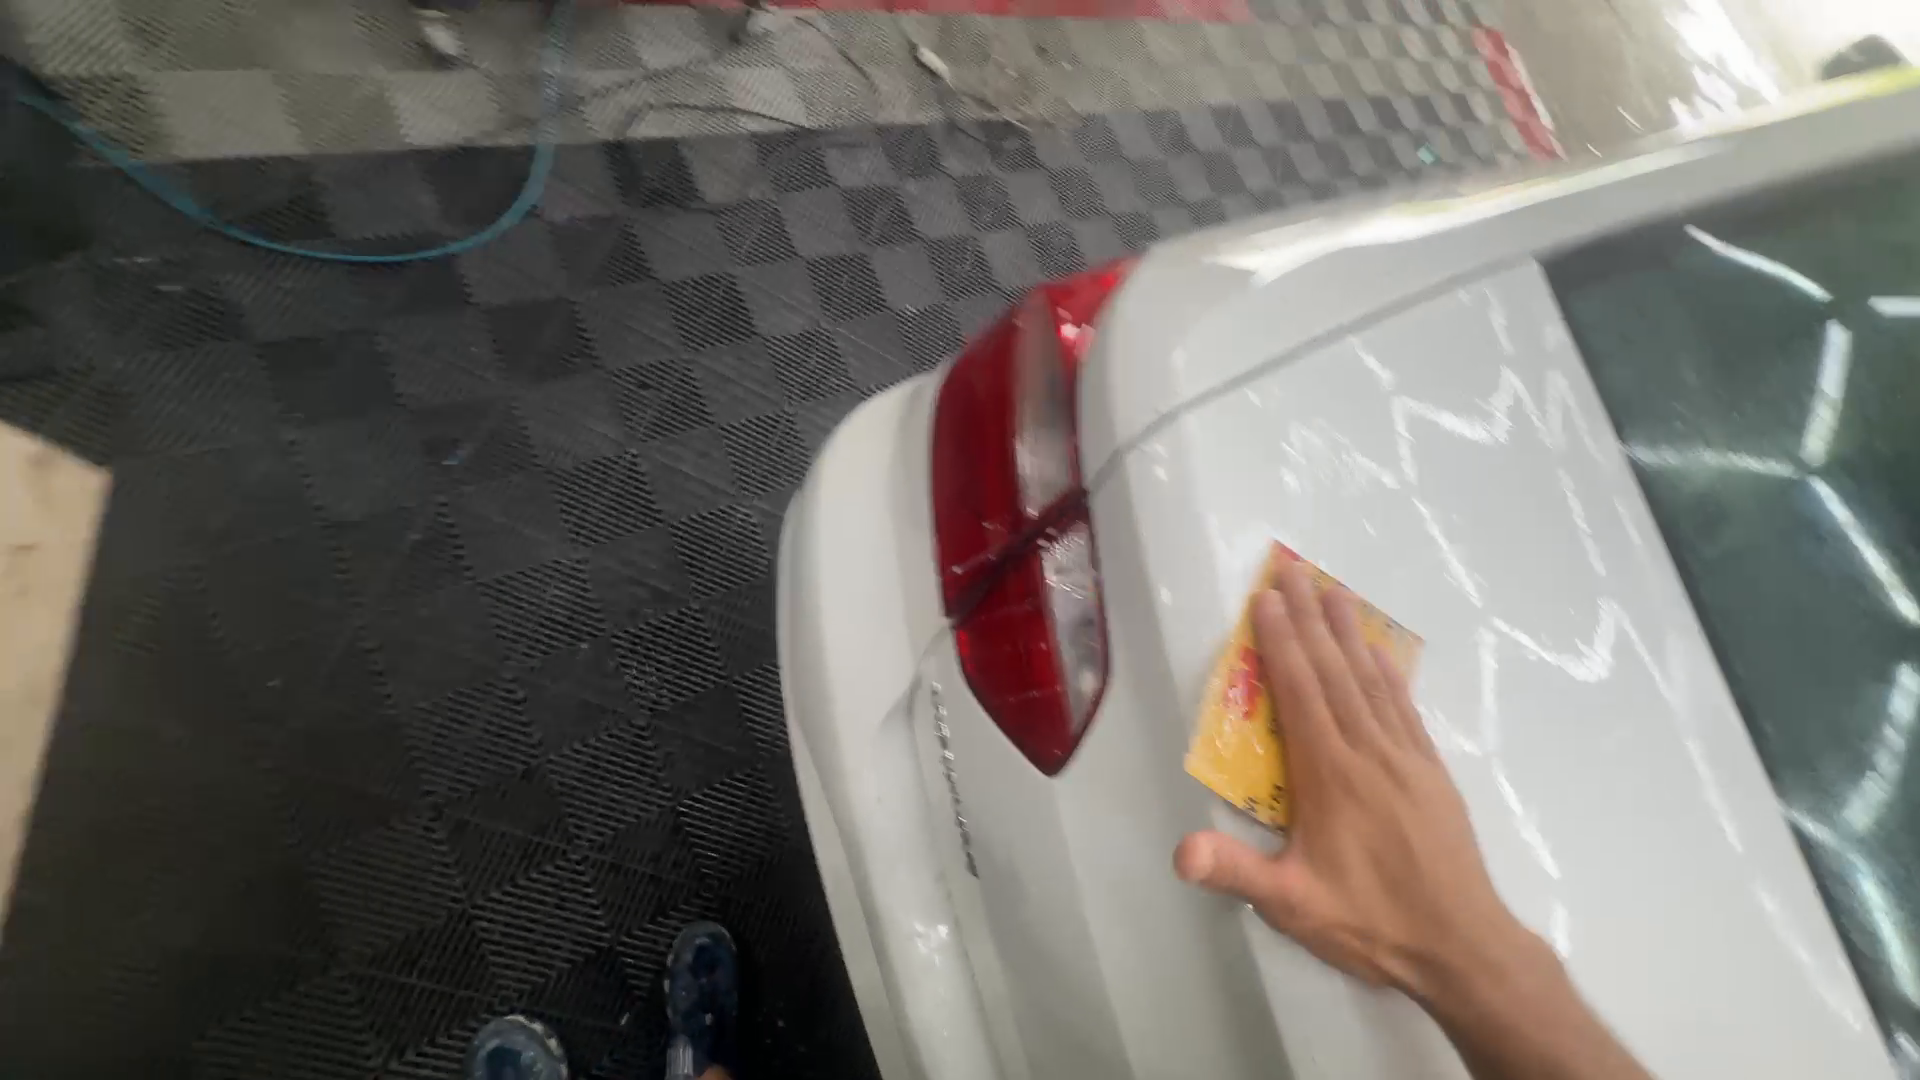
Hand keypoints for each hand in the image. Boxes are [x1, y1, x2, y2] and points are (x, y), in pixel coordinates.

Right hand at [1173, 562, 1538, 998]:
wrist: (1466, 951)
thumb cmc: (1370, 921)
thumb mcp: (1293, 905)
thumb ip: (1236, 872)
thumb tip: (1179, 851)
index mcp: (1330, 773)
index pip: (1300, 692)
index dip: (1280, 643)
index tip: (1266, 600)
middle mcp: (1367, 751)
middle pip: (1333, 671)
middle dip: (1308, 619)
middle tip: (1293, 571)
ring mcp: (1404, 758)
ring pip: (1369, 681)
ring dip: (1348, 633)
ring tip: (1334, 592)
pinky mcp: (1429, 771)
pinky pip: (1403, 708)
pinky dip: (1386, 673)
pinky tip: (1379, 653)